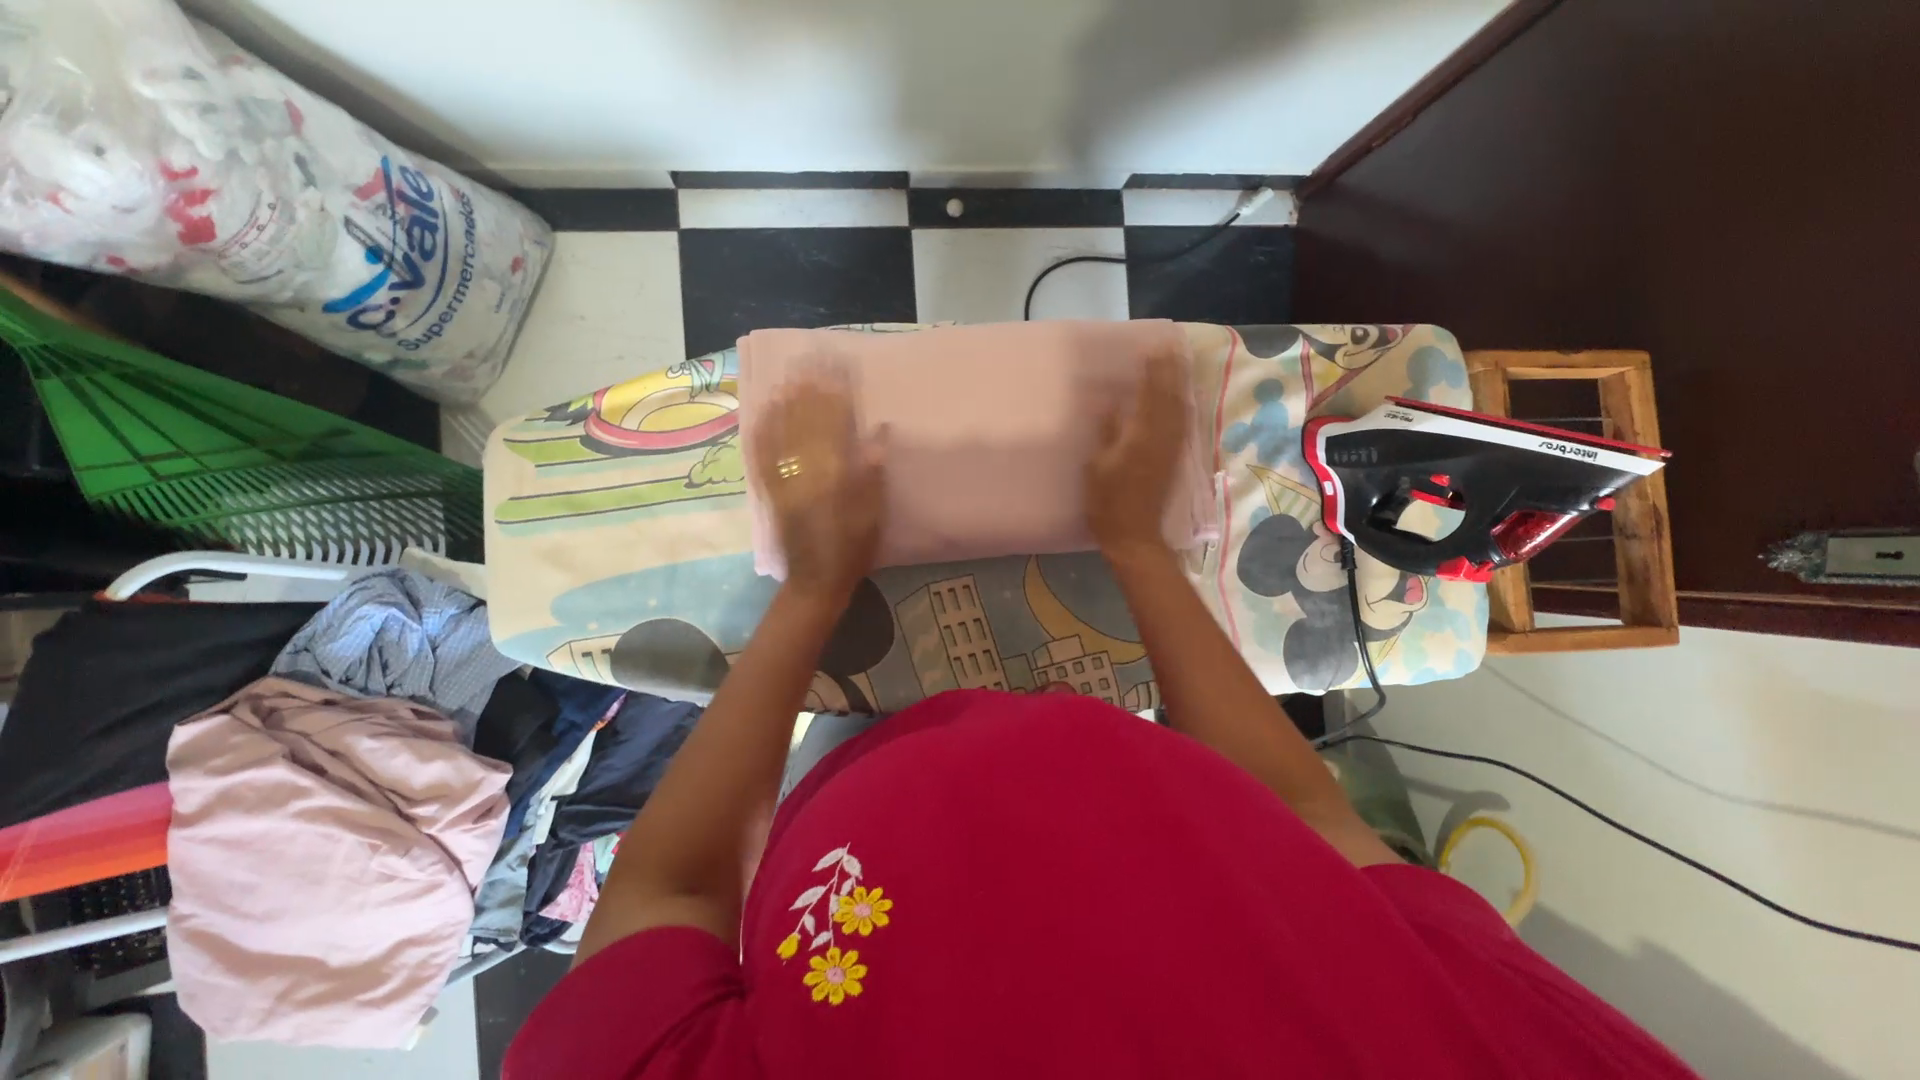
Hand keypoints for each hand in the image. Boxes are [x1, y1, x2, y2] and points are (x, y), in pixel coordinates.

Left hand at [750, 374, 887, 602]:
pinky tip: (763, 410)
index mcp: (834, 473)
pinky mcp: (769, 489)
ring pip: (782, 431)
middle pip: (806, 419)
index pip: (836, 422)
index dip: (837, 391)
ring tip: (790, 374)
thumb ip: (873, 472)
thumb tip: (878, 430)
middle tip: (812, 358)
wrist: (816, 579)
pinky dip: (762, 429)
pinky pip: (761, 454)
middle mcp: (805, 470)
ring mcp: (784, 478)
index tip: (839, 365)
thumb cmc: (852, 547)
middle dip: (810, 387)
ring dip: (785, 401)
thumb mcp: (873, 512)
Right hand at [1085, 350, 1187, 560]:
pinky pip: (1183, 425)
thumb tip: (1110, 400)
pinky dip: (1184, 407)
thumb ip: (1108, 431)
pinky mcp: (1175, 460)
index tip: (1152, 349)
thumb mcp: (1098, 465)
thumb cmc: (1108, 502)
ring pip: (1181, 409)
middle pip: (1171, 397)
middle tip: (1170, 348)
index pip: (1151, 395)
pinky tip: (1182, 399)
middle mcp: (1162, 438)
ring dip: (1180, 385)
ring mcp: (1172, 449)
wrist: (1135, 536)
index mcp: (1142, 436)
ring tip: (1178, 364)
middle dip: (1171, 371)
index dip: (1153, 371)